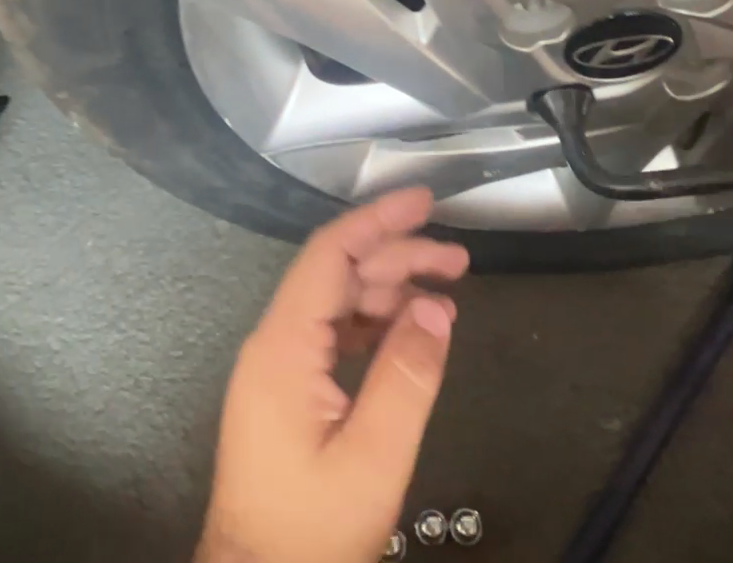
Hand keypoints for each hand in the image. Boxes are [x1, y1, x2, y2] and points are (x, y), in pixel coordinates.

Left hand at [198, 188, 469, 562]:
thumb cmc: (311, 531)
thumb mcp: (373, 457)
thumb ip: (408, 376)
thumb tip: (438, 308)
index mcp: (284, 348)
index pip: (330, 256)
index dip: (377, 220)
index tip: (422, 202)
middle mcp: (275, 345)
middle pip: (337, 274)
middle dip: (398, 255)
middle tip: (456, 258)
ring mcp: (279, 367)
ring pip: (338, 301)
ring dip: (390, 288)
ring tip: (446, 289)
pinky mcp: (289, 388)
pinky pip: (335, 334)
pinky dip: (376, 322)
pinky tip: (412, 327)